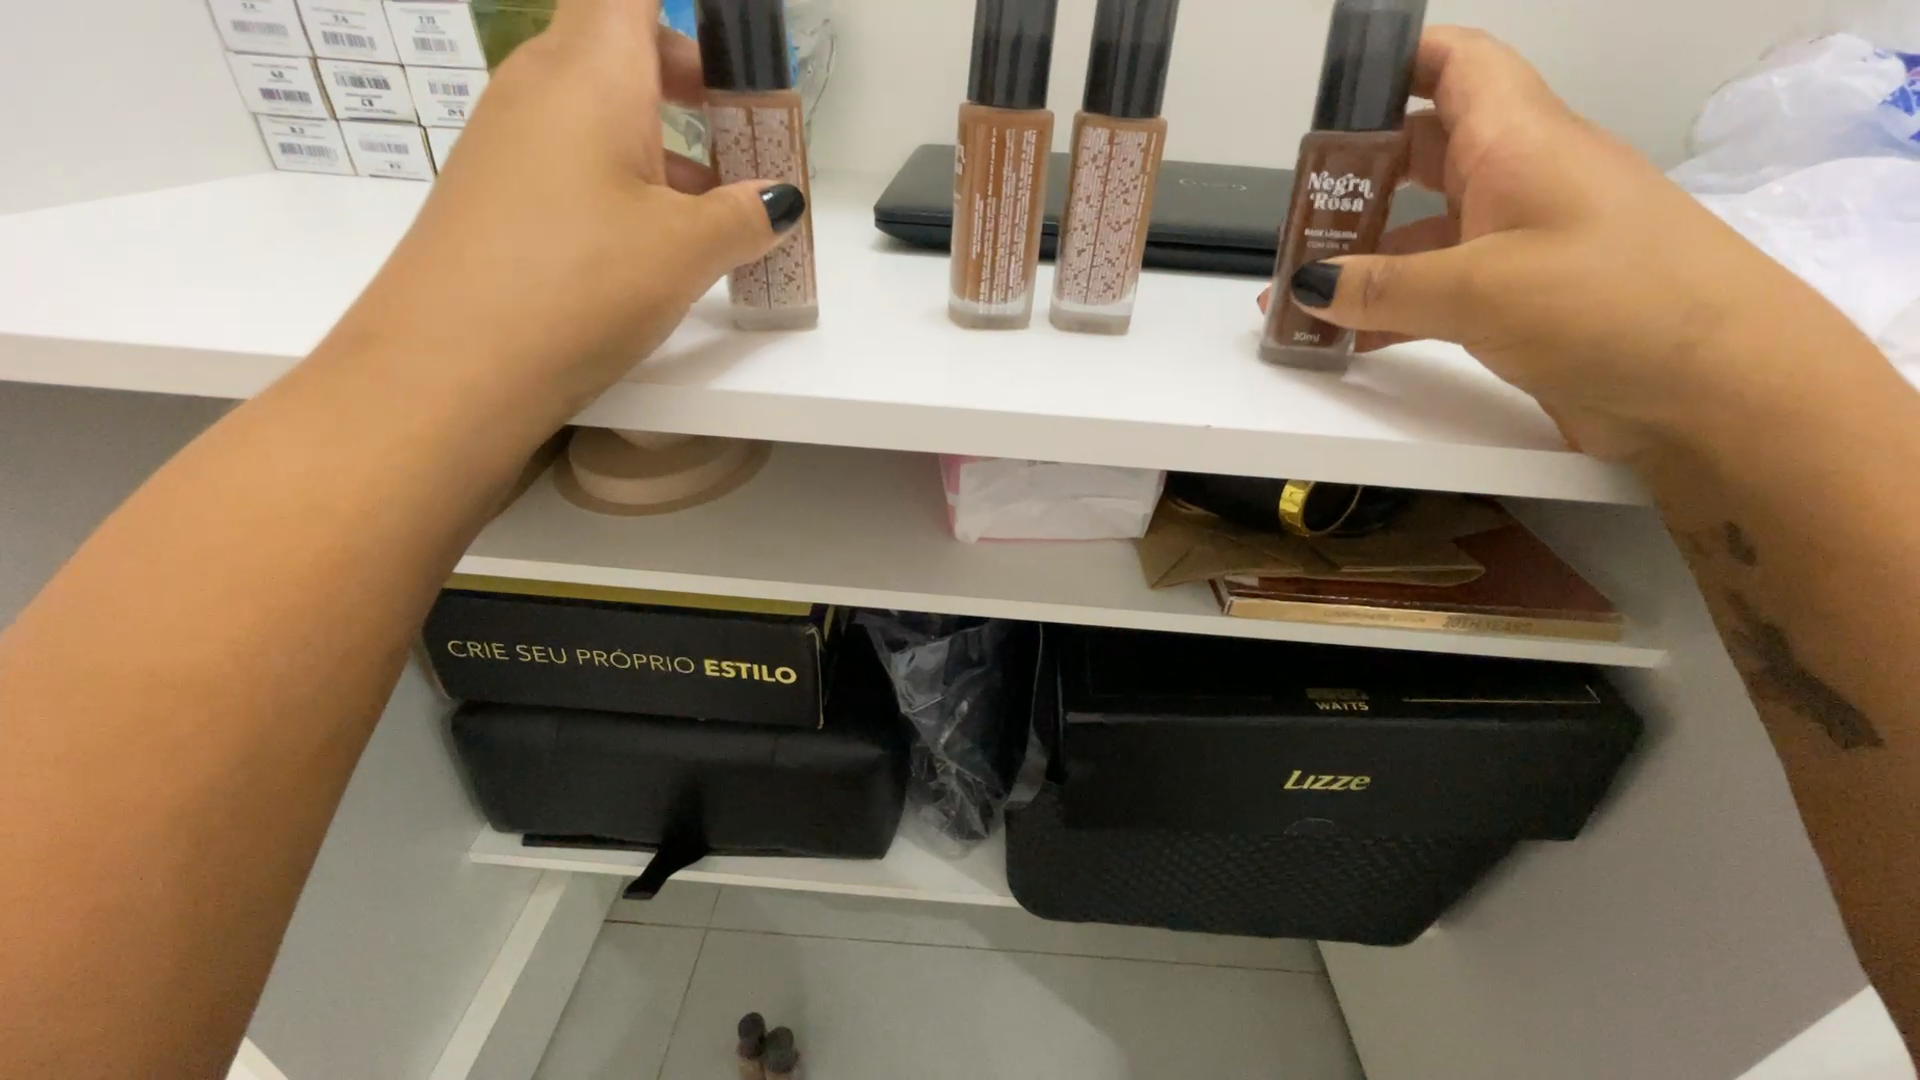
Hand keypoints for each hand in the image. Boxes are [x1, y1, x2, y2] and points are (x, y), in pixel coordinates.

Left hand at [327, 0, 806, 425]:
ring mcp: (509, 141)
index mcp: (590, 71)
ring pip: (597, 108)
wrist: (452, 365)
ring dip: (662, 140)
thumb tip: (778, 202)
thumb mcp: (685, 251)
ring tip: (717, 204)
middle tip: (741, 127)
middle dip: (689, 76)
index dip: (683, 15)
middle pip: (619, 44)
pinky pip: (572, 158)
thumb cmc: (580, 281)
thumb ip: (744, 217)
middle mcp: (540, 86)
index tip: (735, 54)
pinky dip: (624, 178)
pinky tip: (658, 242)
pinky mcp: (498, 194)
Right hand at [1260, 27, 1876, 462]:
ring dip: (1362, 257)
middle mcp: (1517, 181)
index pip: (1456, 67)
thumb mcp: (1480, 289)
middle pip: (1422, 154)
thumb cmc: (1612, 302)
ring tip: (1299, 290)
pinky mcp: (1519, 302)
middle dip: (1356, 179)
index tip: (1334, 92)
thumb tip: (1307, 284)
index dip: (1397, 63)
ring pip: (1422, 231)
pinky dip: (1388, 307)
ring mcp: (1519, 245)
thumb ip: (1382, 287)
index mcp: (1518, 141)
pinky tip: (1343, 336)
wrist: (1718, 390)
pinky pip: (1435, 290)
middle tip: (1296, 216)